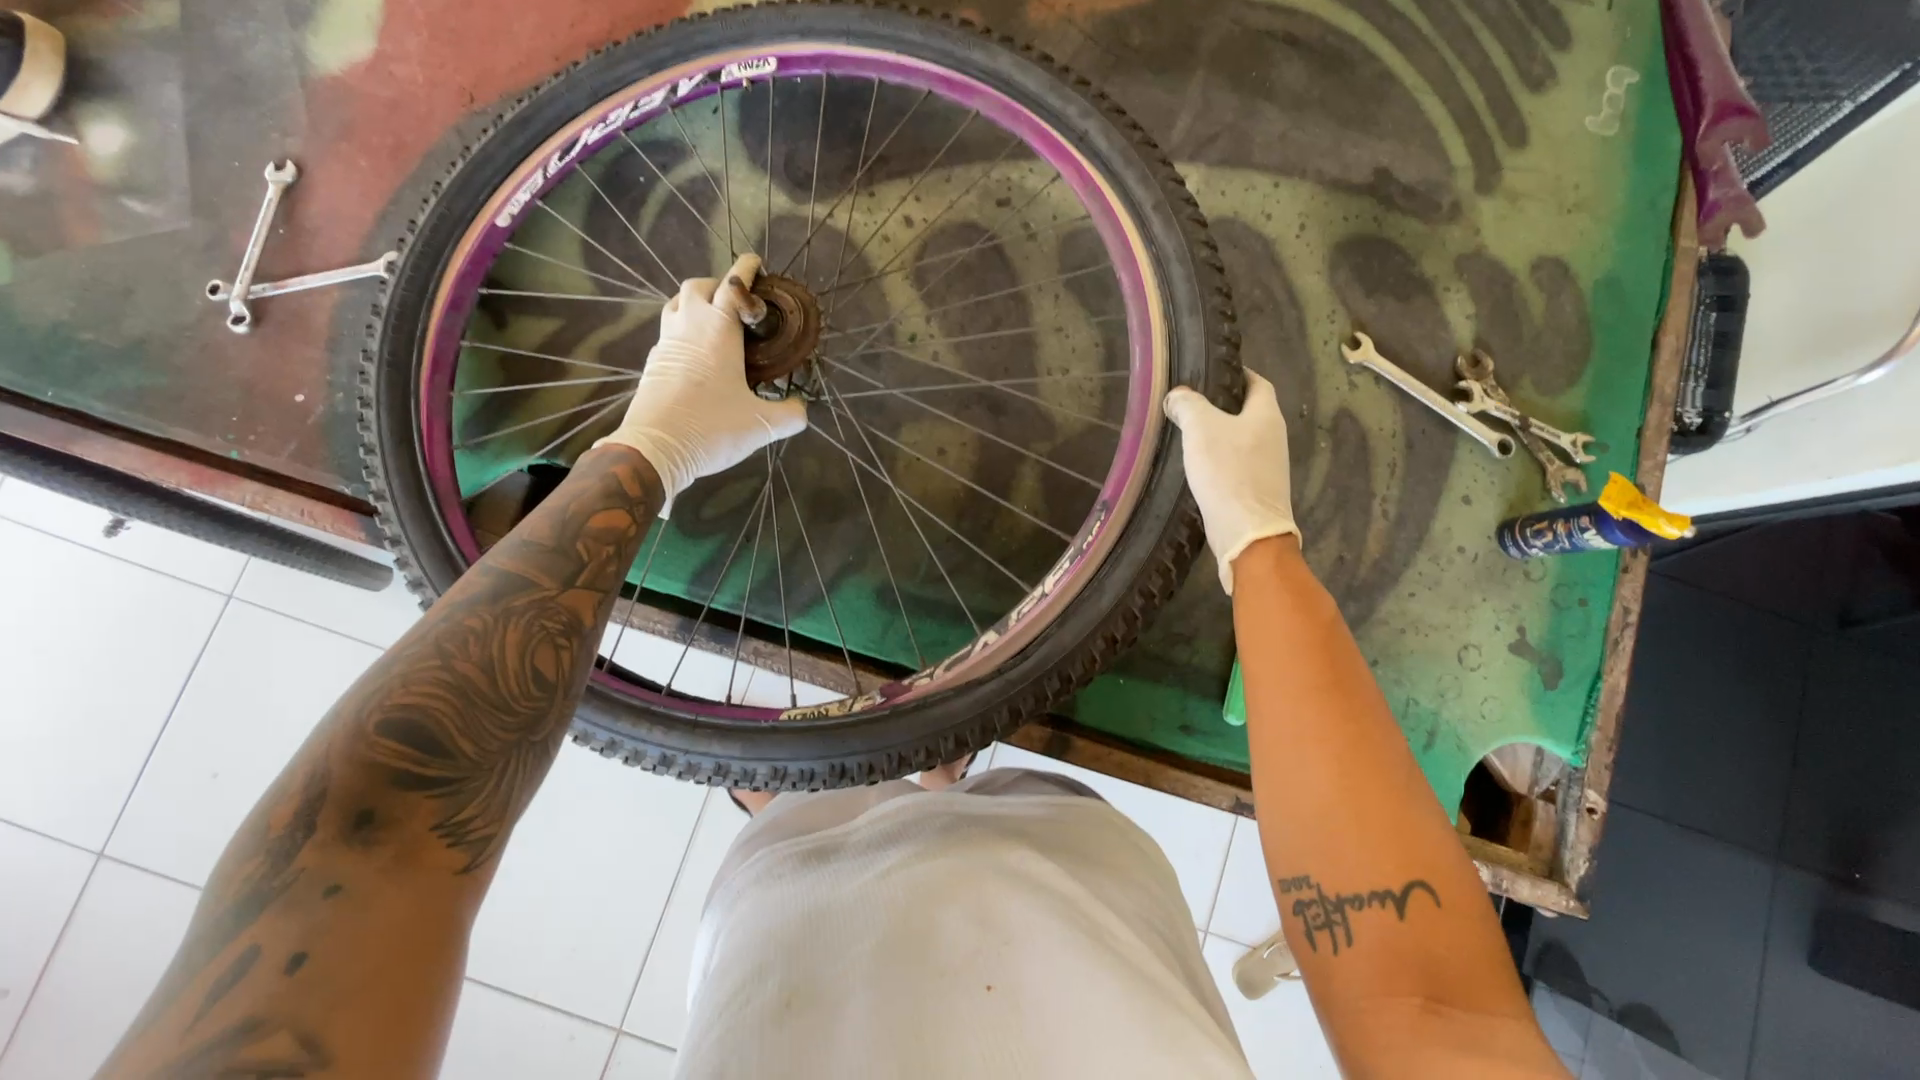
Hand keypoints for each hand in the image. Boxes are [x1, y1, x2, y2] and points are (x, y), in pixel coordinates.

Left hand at [594, 254, 807, 513]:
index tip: (756, 263)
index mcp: (718, 331)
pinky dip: (683, 329)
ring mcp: (666, 343)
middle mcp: (689, 327)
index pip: (733, 285)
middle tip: (737, 302)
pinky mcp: (653, 363)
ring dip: (695, 302)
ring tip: (714, 320)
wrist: (655, 449)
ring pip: (677, 304)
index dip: (746, 269)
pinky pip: (668, 331)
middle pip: (698, 286)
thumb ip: (789, 415)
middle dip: (718, 284)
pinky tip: (696, 352)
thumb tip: (803, 410)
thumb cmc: (711, 428)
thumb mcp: (761, 426)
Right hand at [1163, 371, 1298, 593]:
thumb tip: (1178, 395)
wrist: (1247, 532)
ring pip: (1244, 441)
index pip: (1258, 383)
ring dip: (1222, 436)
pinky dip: (1222, 461)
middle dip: (1226, 406)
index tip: (1215, 373)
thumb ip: (1188, 405)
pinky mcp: (1258, 492)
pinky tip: (1200, 467)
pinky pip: (1239, 467)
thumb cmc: (1228, 472)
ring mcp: (1269, 468)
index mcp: (1267, 416)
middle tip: (1193, 403)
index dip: (1239, 375)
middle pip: (1251, 413)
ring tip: (1191, 434)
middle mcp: (1274, 438)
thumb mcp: (1201, 429)